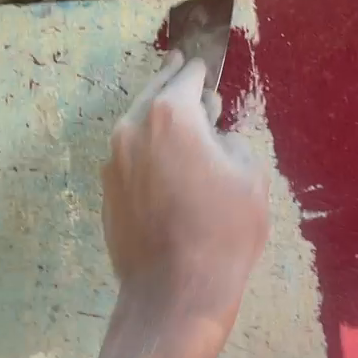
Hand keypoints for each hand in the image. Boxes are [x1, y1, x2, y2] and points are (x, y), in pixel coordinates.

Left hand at [102, 51, 269, 335]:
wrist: (175, 294)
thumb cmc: (223, 230)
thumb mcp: (249, 175)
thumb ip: (230, 139)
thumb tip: (213, 136)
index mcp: (172, 116)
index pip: (188, 77)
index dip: (201, 70)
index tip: (205, 64)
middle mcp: (134, 128)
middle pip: (155, 91)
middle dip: (172, 80)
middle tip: (183, 67)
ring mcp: (114, 161)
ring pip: (138, 123)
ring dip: (158, 115)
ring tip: (179, 118)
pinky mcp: (107, 190)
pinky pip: (130, 154)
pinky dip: (147, 147)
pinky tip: (165, 161)